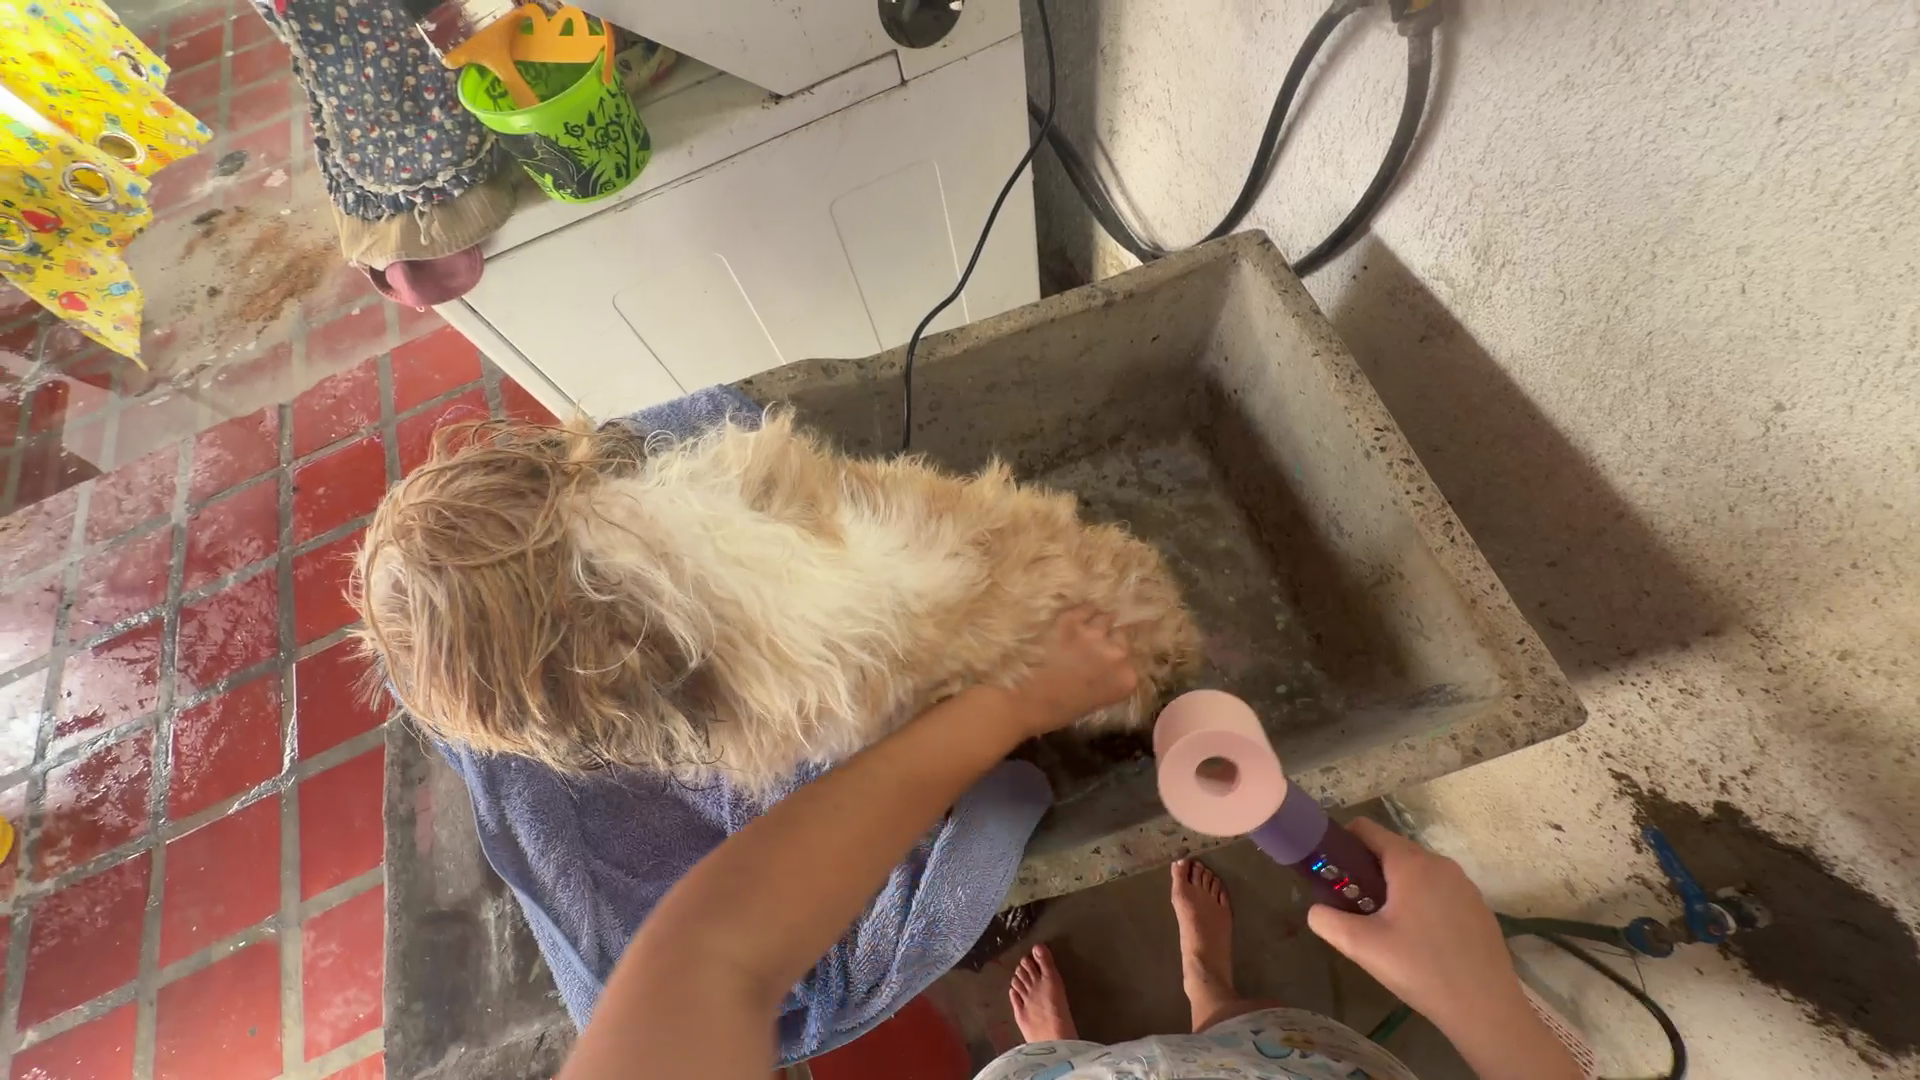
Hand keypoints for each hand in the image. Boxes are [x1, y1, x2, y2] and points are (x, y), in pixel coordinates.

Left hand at [1005, 605, 1137, 736]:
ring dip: (1098, 622)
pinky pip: (1084, 608)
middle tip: (1095, 644)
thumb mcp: (1091, 702)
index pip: (1129, 663)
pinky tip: (1077, 614)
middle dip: (1110, 639)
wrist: (1019, 701)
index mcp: (1125, 680)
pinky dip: (1083, 611)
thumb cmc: (1053, 712)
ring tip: (1089, 623)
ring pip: (1105, 618)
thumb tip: (1101, 667)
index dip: (1115, 661)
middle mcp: (1116, 654)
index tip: (1105, 660)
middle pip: (1120, 636)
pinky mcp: (1070, 620)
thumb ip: (1104, 681)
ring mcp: (1093, 634)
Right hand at [1306, 819, 1531, 1035]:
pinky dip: (1422, 900)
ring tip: (1389, 925)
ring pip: (1415, 870)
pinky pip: (1438, 889)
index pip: (1365, 829)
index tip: (1335, 874)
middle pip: (1390, 850)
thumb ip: (1325, 919)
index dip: (1342, 844)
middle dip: (1367, 870)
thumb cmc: (1422, 970)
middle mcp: (1440, 863)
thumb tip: (1317, 910)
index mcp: (1410, 863)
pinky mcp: (1479, 907)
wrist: (1489, 1014)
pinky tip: (1422, 939)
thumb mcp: (1360, 946)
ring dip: (1395, 886)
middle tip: (1358, 905)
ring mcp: (1465, 885)